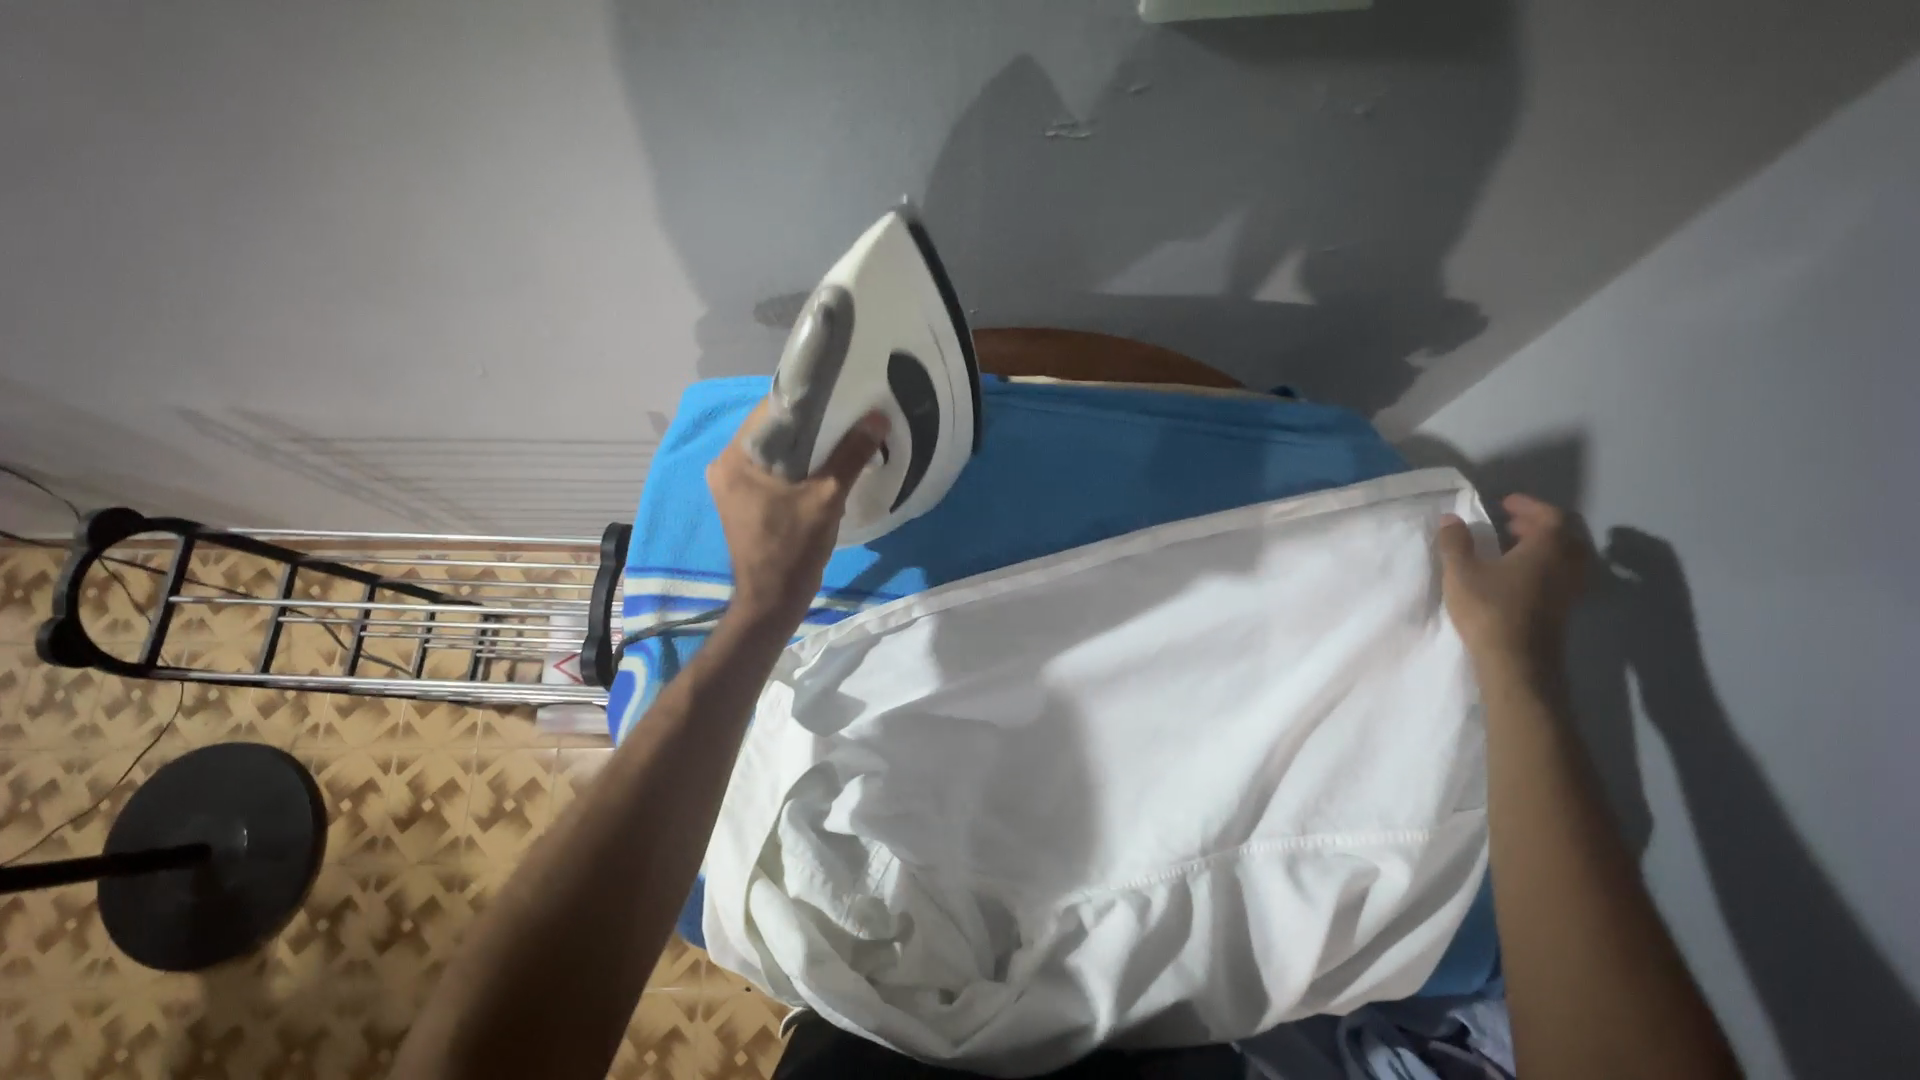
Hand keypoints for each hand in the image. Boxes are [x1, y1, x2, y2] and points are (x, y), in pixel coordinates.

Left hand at [706, 406, 888, 627]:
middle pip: (774, 430)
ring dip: (809, 447)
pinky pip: (775, 471)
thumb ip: (851, 455)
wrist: (772, 603)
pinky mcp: (745, 502)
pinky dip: (800, 467)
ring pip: (776, 452)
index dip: (810, 401)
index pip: (772, 410)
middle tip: (851, 417)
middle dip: (813, 424)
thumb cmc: (792, 549)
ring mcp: (733, 486)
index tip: (843, 396)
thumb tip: (877, 417)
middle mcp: (726, 465)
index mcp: (734, 458)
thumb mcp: (827, 498)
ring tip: (846, 439)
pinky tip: (829, 467)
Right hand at [1435, 494, 1588, 674]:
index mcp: (1548, 546)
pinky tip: (1520, 574)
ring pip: (1566, 555)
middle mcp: (1568, 562)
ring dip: (1544, 545)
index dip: (1528, 505)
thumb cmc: (1489, 609)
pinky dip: (1545, 564)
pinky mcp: (1565, 606)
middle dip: (1538, 524)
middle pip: (1564, 533)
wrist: (1516, 660)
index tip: (1505, 503)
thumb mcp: (1461, 571)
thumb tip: (1451, 519)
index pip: (1549, 514)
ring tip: (1514, 547)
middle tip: (1510, 523)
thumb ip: (1455, 542)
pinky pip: (1562, 573)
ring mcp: (1571, 586)